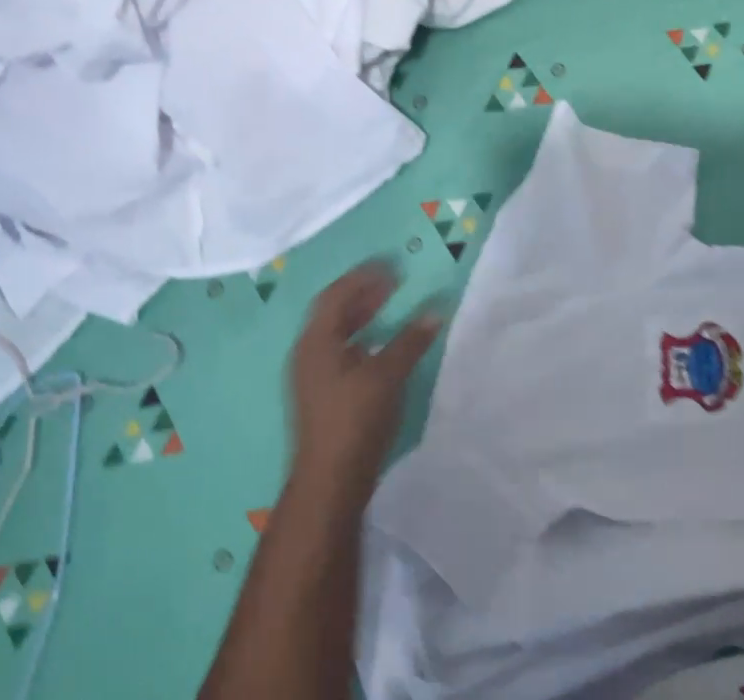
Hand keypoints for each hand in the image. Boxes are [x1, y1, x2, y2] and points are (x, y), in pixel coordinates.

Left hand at [288, 263, 441, 484]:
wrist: (331, 477)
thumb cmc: (355, 419)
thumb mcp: (387, 375)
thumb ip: (410, 341)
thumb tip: (434, 312)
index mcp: (316, 342)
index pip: (336, 295)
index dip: (363, 277)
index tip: (391, 265)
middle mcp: (309, 354)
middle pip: (334, 313)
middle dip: (363, 294)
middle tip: (393, 281)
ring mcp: (314, 377)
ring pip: (339, 334)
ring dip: (364, 317)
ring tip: (392, 307)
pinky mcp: (325, 395)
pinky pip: (343, 352)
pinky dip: (365, 339)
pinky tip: (385, 346)